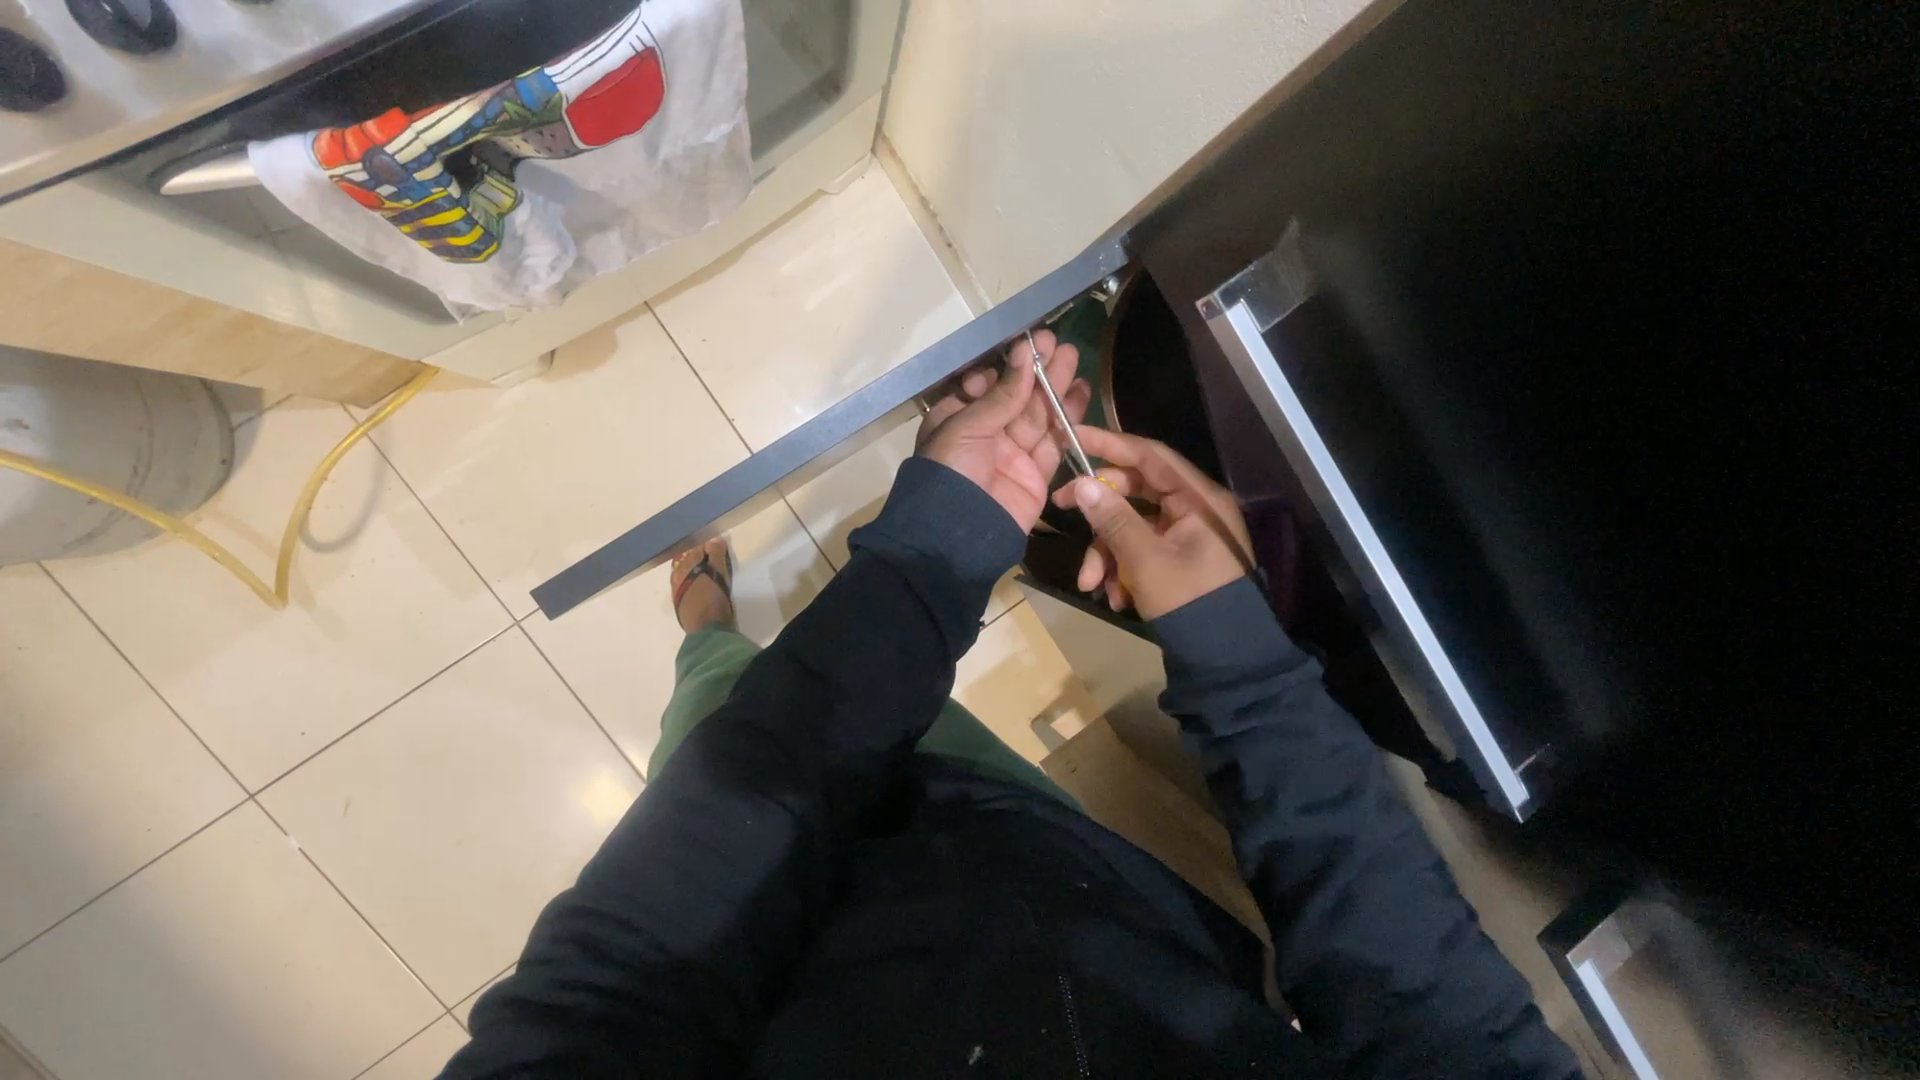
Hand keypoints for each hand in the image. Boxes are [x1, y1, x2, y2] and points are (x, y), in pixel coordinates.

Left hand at [917, 330, 1089, 532]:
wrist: (957, 534)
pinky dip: (1068, 420)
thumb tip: (1024, 354)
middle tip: (1059, 343)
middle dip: (1037, 371)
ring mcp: (1010, 455)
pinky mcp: (1035, 475)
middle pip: (1015, 397)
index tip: (1027, 346)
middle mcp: (983, 435)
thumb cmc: (951, 471)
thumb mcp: (966, 427)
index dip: (1006, 366)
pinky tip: (1081, 393)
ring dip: (1055, 388)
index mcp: (956, 420)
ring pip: (1038, 416)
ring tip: (1074, 357)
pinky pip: (1053, 443)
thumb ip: (1001, 394)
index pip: (984, 385)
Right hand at [1049, 426, 1252, 618]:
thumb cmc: (1188, 599)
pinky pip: (1141, 549)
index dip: (1110, 444)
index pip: (1149, 455)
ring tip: (1094, 585)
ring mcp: (1187, 534)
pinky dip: (1123, 570)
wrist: (1224, 656)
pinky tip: (1116, 598)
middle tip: (1064, 510)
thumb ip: (1112, 518)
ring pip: (1133, 525)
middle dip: (1100, 513)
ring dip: (1107, 553)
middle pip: (1135, 491)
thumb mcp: (1145, 559)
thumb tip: (1082, 484)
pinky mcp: (1178, 558)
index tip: (1075, 438)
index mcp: (1198, 498)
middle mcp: (1194, 508)